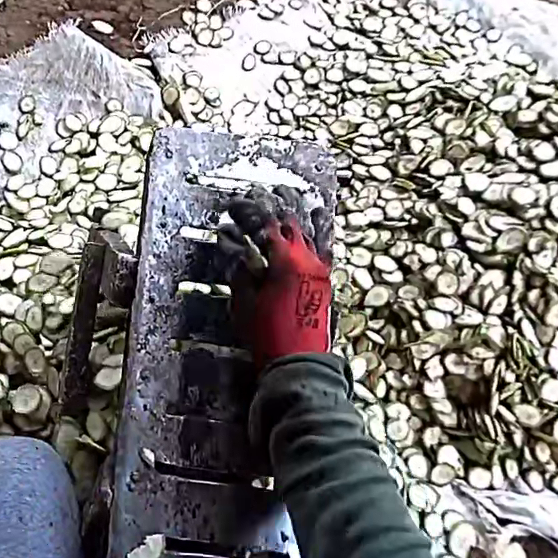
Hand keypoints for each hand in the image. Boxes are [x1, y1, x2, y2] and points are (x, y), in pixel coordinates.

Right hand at [218, 184, 335, 364]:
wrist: (299, 362)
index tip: (234, 205)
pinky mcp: (324, 282)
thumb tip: (233, 245)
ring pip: (311, 233)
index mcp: (286, 261)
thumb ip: (241, 270)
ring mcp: (320, 270)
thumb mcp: (244, 301)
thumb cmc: (267, 334)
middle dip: (274, 207)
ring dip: (297, 216)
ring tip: (289, 198)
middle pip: (292, 224)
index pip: (267, 225)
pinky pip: (322, 249)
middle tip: (260, 195)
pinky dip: (316, 233)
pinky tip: (315, 225)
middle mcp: (308, 260)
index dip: (250, 211)